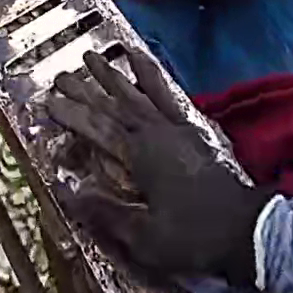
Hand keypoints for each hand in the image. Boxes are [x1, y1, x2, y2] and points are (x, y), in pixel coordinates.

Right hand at [46, 51, 271, 285]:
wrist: (243, 229)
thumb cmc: (192, 235)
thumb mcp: (146, 237)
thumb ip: (107, 213)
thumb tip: (69, 192)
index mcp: (139, 155)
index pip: (97, 129)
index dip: (72, 115)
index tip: (49, 101)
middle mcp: (151, 131)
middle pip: (111, 105)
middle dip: (84, 90)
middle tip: (61, 75)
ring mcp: (170, 125)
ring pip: (133, 92)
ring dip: (111, 74)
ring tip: (92, 55)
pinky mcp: (185, 125)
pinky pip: (163, 92)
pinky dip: (149, 73)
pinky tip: (139, 58)